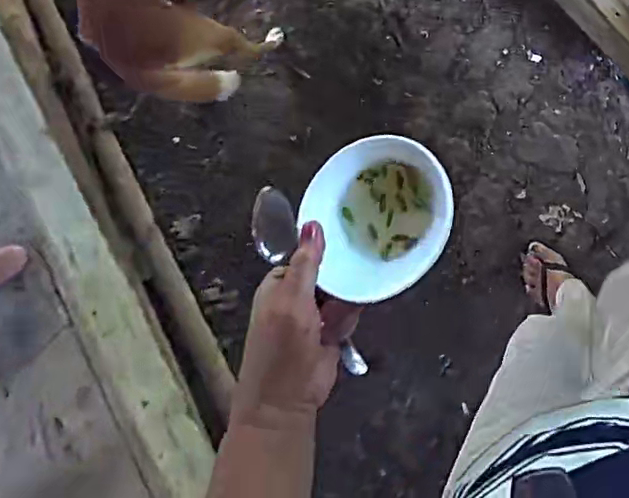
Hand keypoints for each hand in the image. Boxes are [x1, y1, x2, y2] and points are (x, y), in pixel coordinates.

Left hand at [231, 222, 361, 432]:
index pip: (306, 252)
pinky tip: (337, 334)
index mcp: (279, 283)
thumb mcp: (291, 300)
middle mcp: (297, 294)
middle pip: (330, 269)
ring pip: (344, 289)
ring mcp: (316, 312)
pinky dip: (347, 321)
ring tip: (331, 325)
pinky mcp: (332, 329)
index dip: (324, 250)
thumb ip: (306, 263)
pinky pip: (350, 309)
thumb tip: (313, 223)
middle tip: (334, 296)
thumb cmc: (281, 349)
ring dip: (343, 305)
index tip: (344, 243)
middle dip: (339, 281)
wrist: (285, 405)